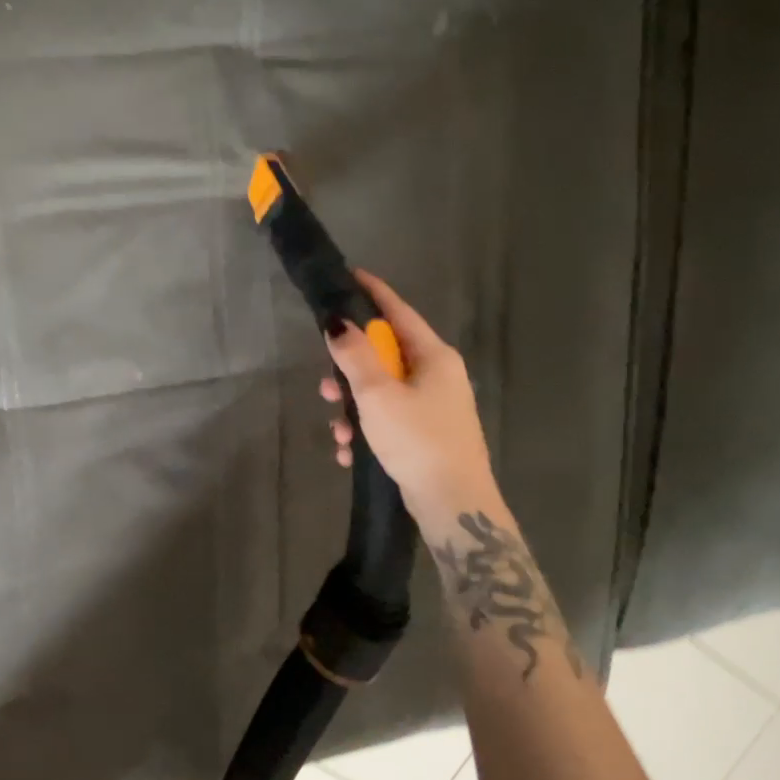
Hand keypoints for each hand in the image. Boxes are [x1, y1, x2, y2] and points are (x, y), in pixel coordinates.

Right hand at [319, 270, 497, 519]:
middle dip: (348, 370)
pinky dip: (365, 431)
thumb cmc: (417, 439)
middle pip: (384, 355)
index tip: (349, 275)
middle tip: (325, 387)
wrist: (453, 504)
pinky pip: (387, 420)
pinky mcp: (426, 434)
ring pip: (380, 392)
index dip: (373, 293)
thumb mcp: (377, 394)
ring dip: (351, 408)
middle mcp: (438, 376)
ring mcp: (434, 407)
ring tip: (337, 432)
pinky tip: (349, 453)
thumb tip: (336, 322)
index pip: (399, 312)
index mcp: (434, 358)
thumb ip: (354, 355)